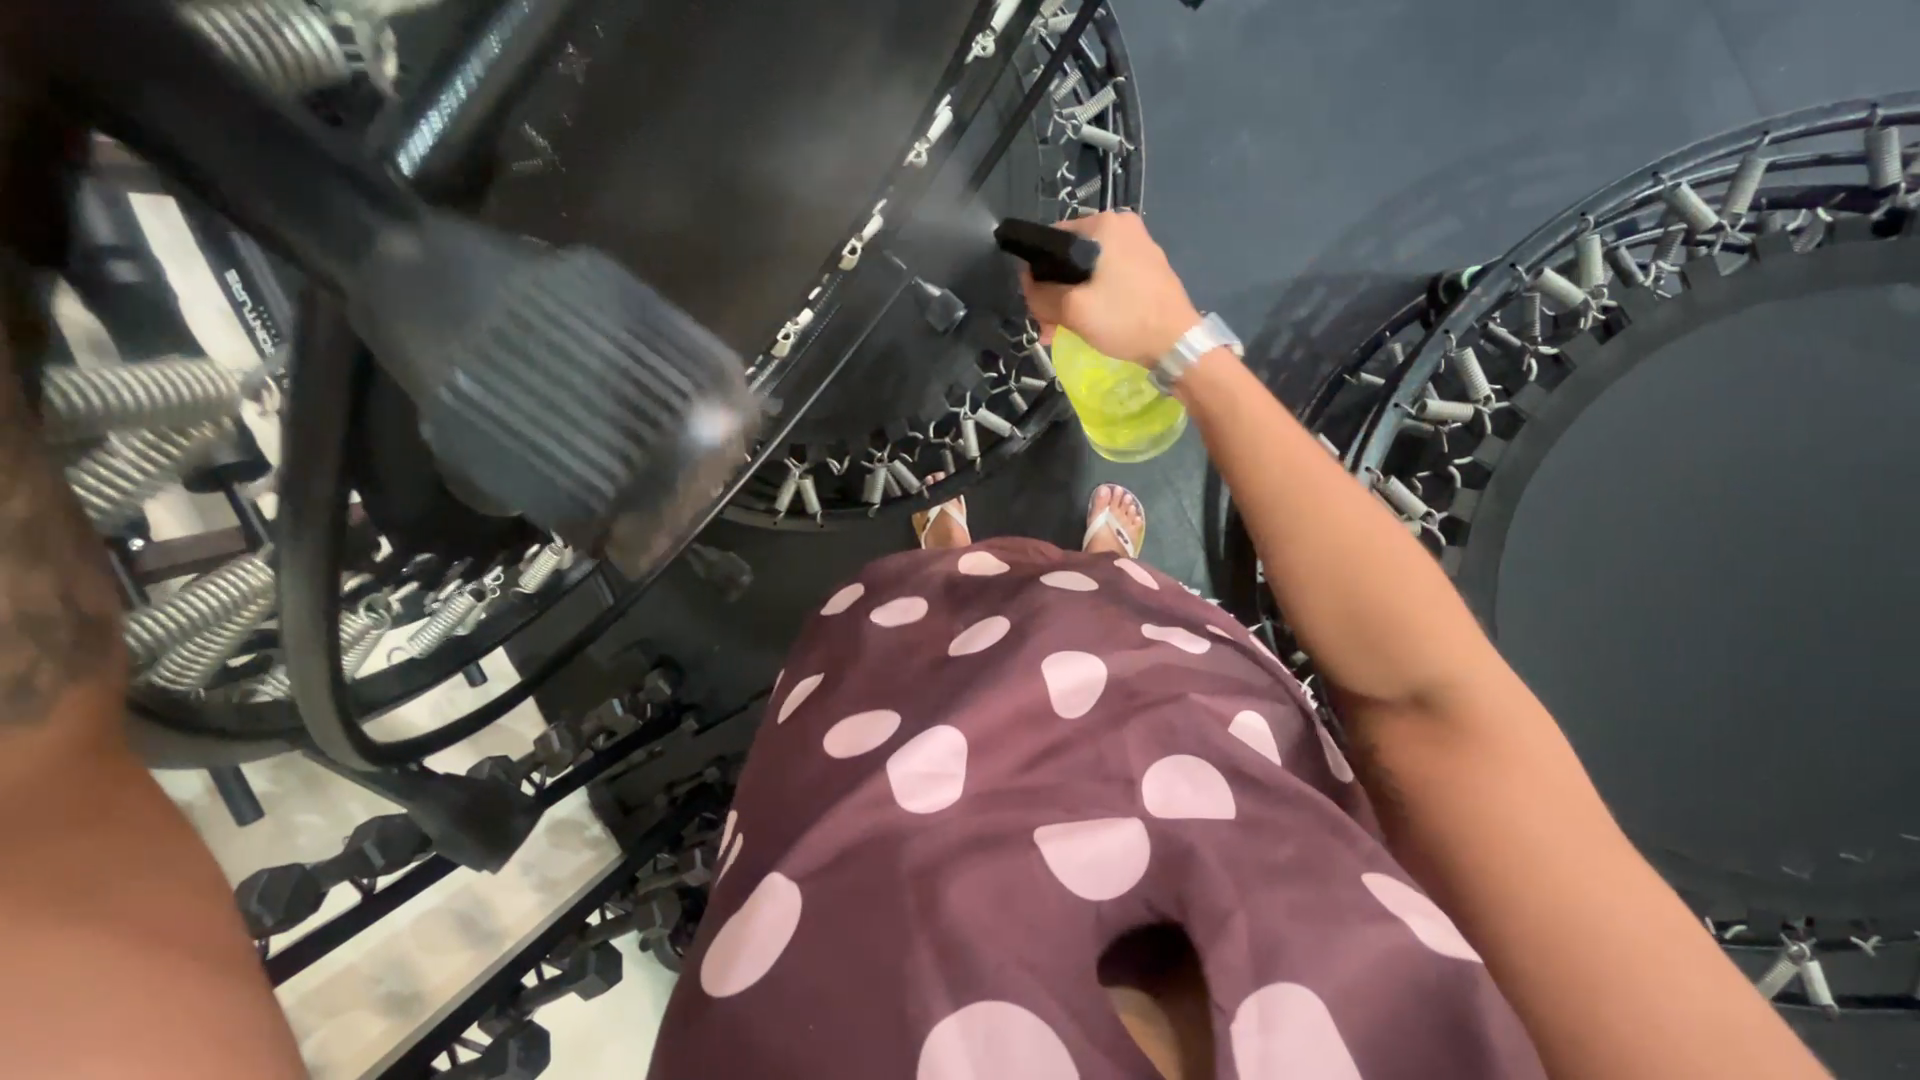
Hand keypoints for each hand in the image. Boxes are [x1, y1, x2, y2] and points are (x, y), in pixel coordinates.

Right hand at [1019, 211, 1201, 365]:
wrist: (1176, 343)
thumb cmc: (1124, 318)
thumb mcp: (1072, 309)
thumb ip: (1041, 294)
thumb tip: (1027, 283)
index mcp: (1105, 223)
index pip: (1053, 241)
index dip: (1038, 274)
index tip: (1037, 305)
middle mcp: (1124, 226)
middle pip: (1072, 257)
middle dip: (1057, 292)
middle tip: (1050, 326)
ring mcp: (1141, 246)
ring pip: (1091, 271)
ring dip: (1074, 299)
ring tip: (1065, 330)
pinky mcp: (1150, 268)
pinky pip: (1111, 278)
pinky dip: (1097, 297)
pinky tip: (1092, 322)